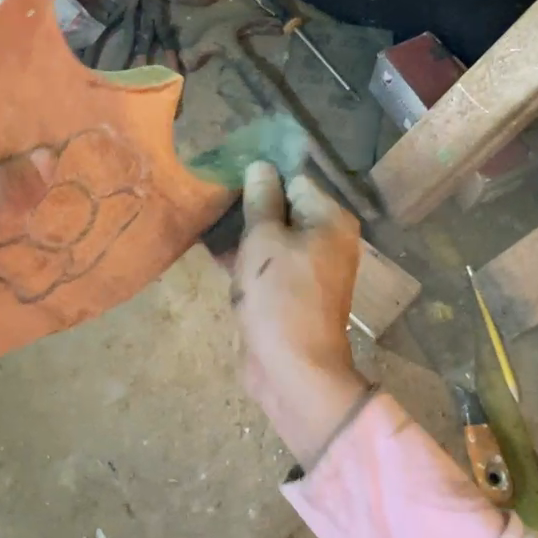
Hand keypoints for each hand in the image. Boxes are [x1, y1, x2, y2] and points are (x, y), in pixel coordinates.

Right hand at [229, 162, 368, 468]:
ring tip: (207, 224)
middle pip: (283, 207)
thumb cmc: (279, 298)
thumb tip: (260, 166)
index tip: (225, 178)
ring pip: (273, 236)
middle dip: (248, 207)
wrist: (293, 370)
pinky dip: (247, 259)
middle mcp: (327, 238)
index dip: (259, 178)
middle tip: (211, 200)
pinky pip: (269, 263)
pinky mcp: (293, 291)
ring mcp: (311, 267)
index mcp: (329, 219)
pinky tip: (214, 253)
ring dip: (243, 234)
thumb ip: (261, 200)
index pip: (293, 180)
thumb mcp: (263, 241)